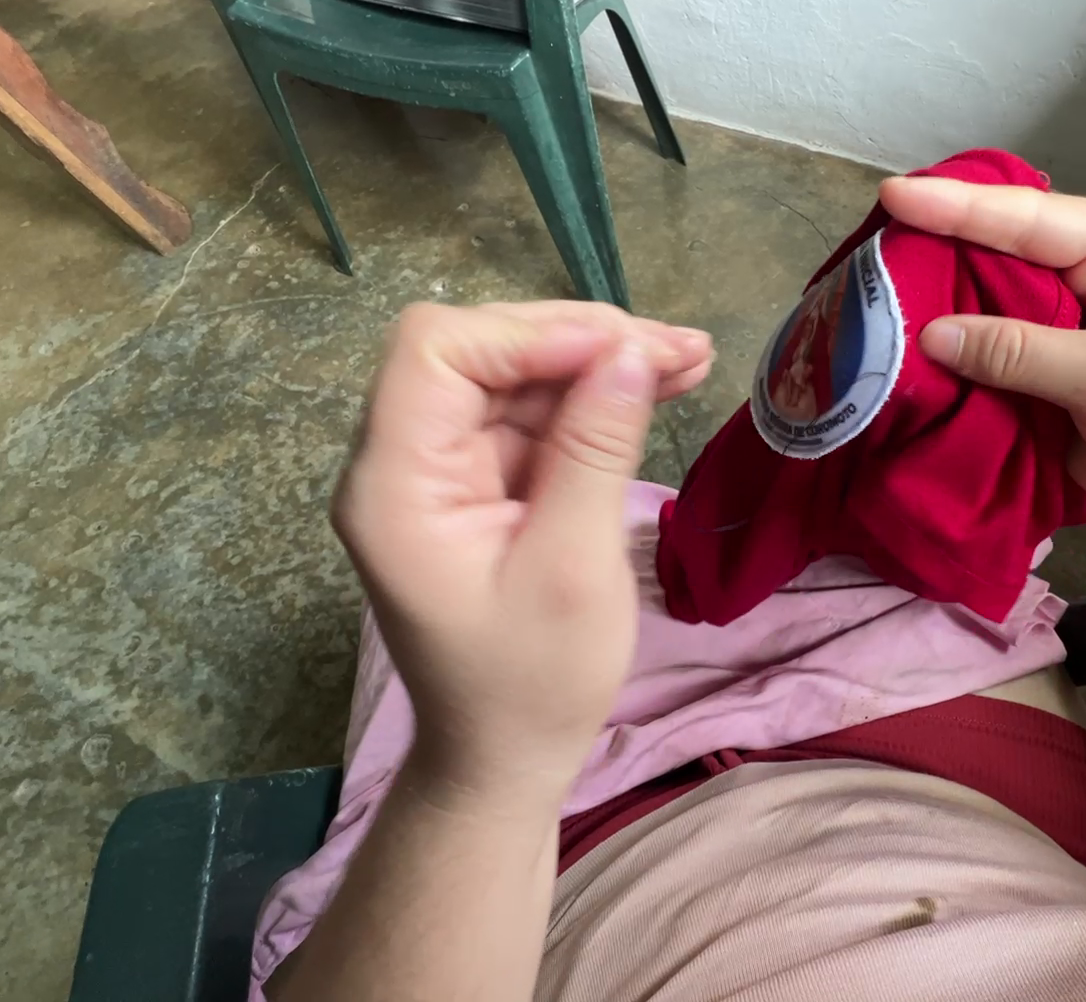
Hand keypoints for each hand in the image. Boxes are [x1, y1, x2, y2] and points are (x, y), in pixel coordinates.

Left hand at [331, 301, 712, 806]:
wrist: (510, 751)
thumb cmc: (536, 681)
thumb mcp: (575, 567)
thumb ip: (596, 451)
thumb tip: (632, 353)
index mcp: (396, 486)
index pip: (437, 352)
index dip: (532, 334)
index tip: (626, 352)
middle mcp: (406, 461)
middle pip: (483, 352)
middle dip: (584, 341)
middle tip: (682, 349)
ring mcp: (447, 468)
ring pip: (521, 376)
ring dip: (604, 363)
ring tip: (689, 360)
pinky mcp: (485, 480)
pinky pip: (539, 414)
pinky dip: (599, 398)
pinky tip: (660, 386)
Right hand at [880, 177, 1085, 530]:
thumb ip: (1022, 351)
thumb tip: (930, 334)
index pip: (1032, 219)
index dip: (959, 207)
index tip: (894, 195)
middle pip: (999, 255)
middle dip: (939, 251)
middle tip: (871, 247)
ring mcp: (1060, 329)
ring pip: (984, 307)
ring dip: (937, 307)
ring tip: (872, 294)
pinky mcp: (1038, 377)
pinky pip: (983, 358)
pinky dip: (948, 358)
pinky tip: (904, 350)